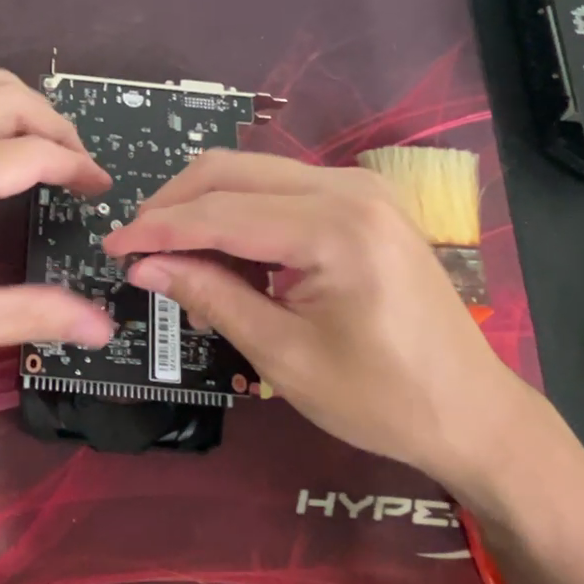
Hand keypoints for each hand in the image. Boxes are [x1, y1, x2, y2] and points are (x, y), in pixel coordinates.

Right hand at [101, 150, 530, 488]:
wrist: (472, 412)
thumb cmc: (380, 398)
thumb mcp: (282, 355)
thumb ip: (210, 297)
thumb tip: (144, 266)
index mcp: (335, 228)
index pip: (220, 212)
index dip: (157, 228)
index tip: (111, 247)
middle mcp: (349, 188)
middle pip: (231, 171)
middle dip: (173, 205)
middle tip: (136, 249)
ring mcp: (360, 188)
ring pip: (251, 174)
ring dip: (204, 210)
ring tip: (180, 267)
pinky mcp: (362, 201)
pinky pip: (279, 191)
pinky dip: (240, 217)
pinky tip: (227, 262)